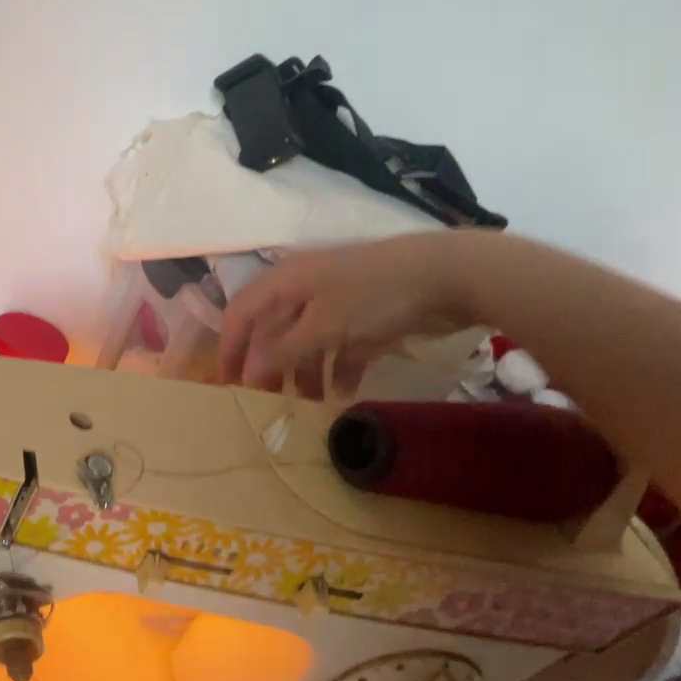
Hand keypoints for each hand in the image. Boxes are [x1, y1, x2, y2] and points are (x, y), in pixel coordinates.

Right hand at [216, 233, 475, 397]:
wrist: (452, 275)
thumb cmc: (374, 295)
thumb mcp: (323, 326)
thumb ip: (282, 351)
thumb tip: (248, 373)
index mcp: (284, 283)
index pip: (241, 314)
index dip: (230, 348)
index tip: (227, 384)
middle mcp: (303, 291)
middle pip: (272, 332)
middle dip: (267, 367)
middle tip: (266, 402)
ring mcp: (336, 304)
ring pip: (306, 343)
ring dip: (302, 374)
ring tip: (305, 406)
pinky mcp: (366, 318)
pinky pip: (340, 348)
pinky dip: (338, 370)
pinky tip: (344, 395)